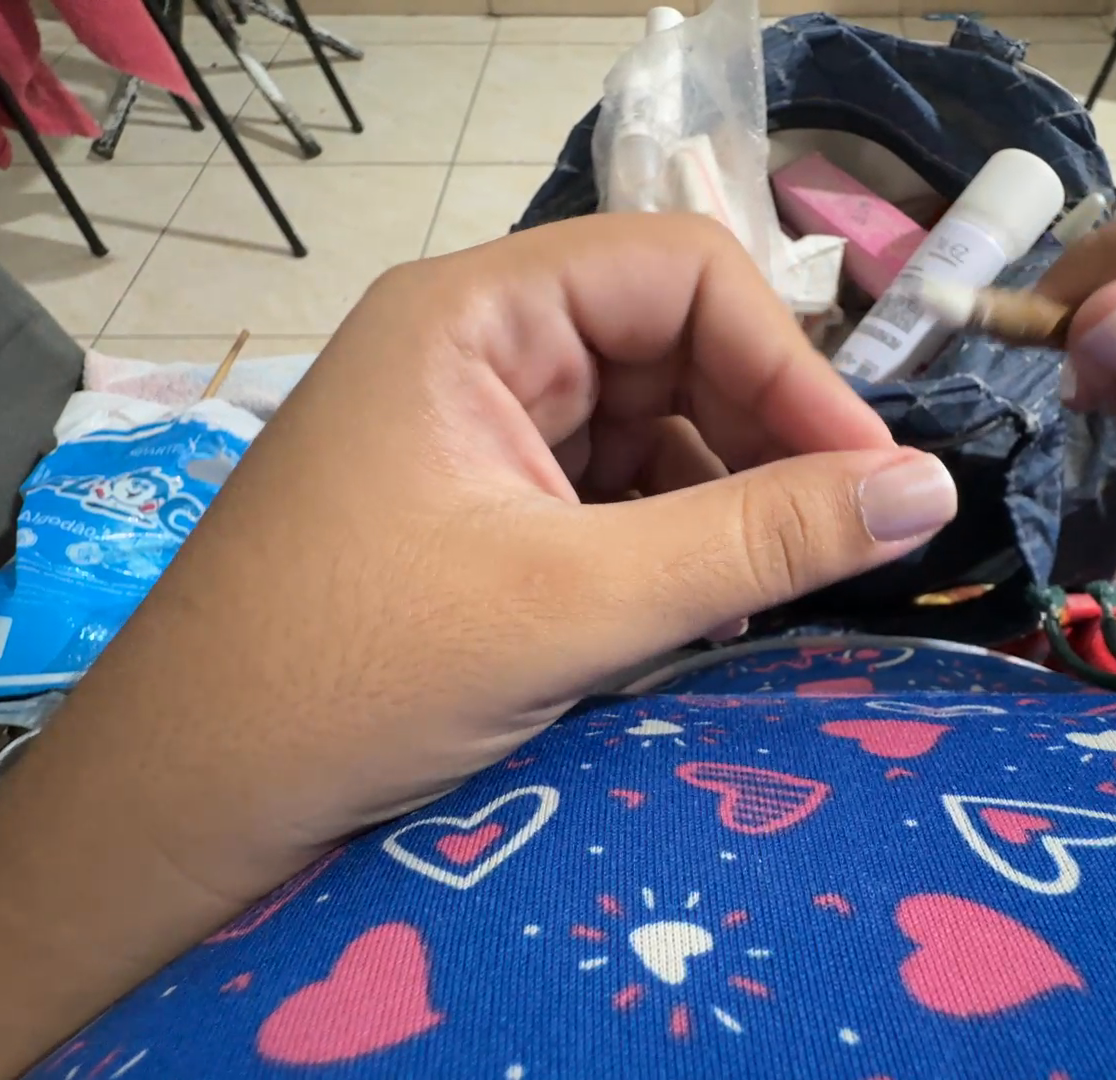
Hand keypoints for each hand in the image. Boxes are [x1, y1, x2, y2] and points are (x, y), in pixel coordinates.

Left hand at [26, 212, 959, 889]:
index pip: (683, 278)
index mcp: (478, 315)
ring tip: (766, 587)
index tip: (871, 474)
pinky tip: (703, 604)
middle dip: (764, 443)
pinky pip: (625, 497)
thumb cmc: (352, 678)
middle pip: (677, 354)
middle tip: (836, 539)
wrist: (187, 808)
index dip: (791, 366)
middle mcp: (485, 354)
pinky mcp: (497, 510)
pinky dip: (680, 544)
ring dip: (725, 504)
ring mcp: (491, 435)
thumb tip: (928, 490)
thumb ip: (759, 541)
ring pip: (659, 435)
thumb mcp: (575, 603)